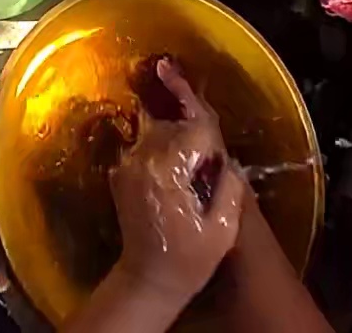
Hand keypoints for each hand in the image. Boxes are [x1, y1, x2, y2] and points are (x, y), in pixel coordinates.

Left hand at [108, 59, 247, 306]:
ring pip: (156, 128)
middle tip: (179, 78)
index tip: (180, 71)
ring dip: (172, 123)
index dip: (200, 107)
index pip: (194, 126)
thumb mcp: (222, 228)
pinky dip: (158, 138)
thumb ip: (229, 186)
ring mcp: (129, 165)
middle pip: (174, 122)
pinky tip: (169, 143)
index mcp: (170, 169)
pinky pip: (144, 143)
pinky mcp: (121, 172)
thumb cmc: (188, 258)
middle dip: (187, 111)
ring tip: (176, 100)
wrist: (146, 280)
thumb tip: (227, 156)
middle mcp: (145, 159)